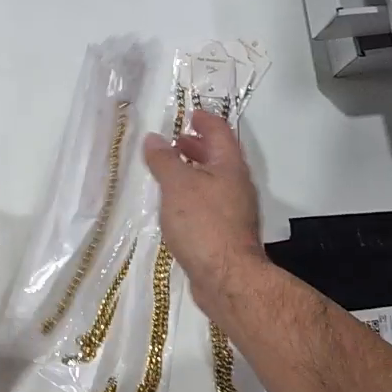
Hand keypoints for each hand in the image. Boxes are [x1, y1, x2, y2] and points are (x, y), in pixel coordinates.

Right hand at [143, 110, 266, 324]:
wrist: (226, 277)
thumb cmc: (203, 224)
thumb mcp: (177, 186)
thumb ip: (164, 160)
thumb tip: (154, 138)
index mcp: (230, 167)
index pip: (220, 132)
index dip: (205, 120)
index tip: (189, 114)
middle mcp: (237, 185)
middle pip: (219, 157)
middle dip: (197, 147)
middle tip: (175, 142)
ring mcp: (235, 211)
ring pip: (214, 183)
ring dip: (194, 173)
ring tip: (170, 173)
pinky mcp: (227, 234)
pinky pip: (210, 205)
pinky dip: (193, 196)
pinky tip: (176, 207)